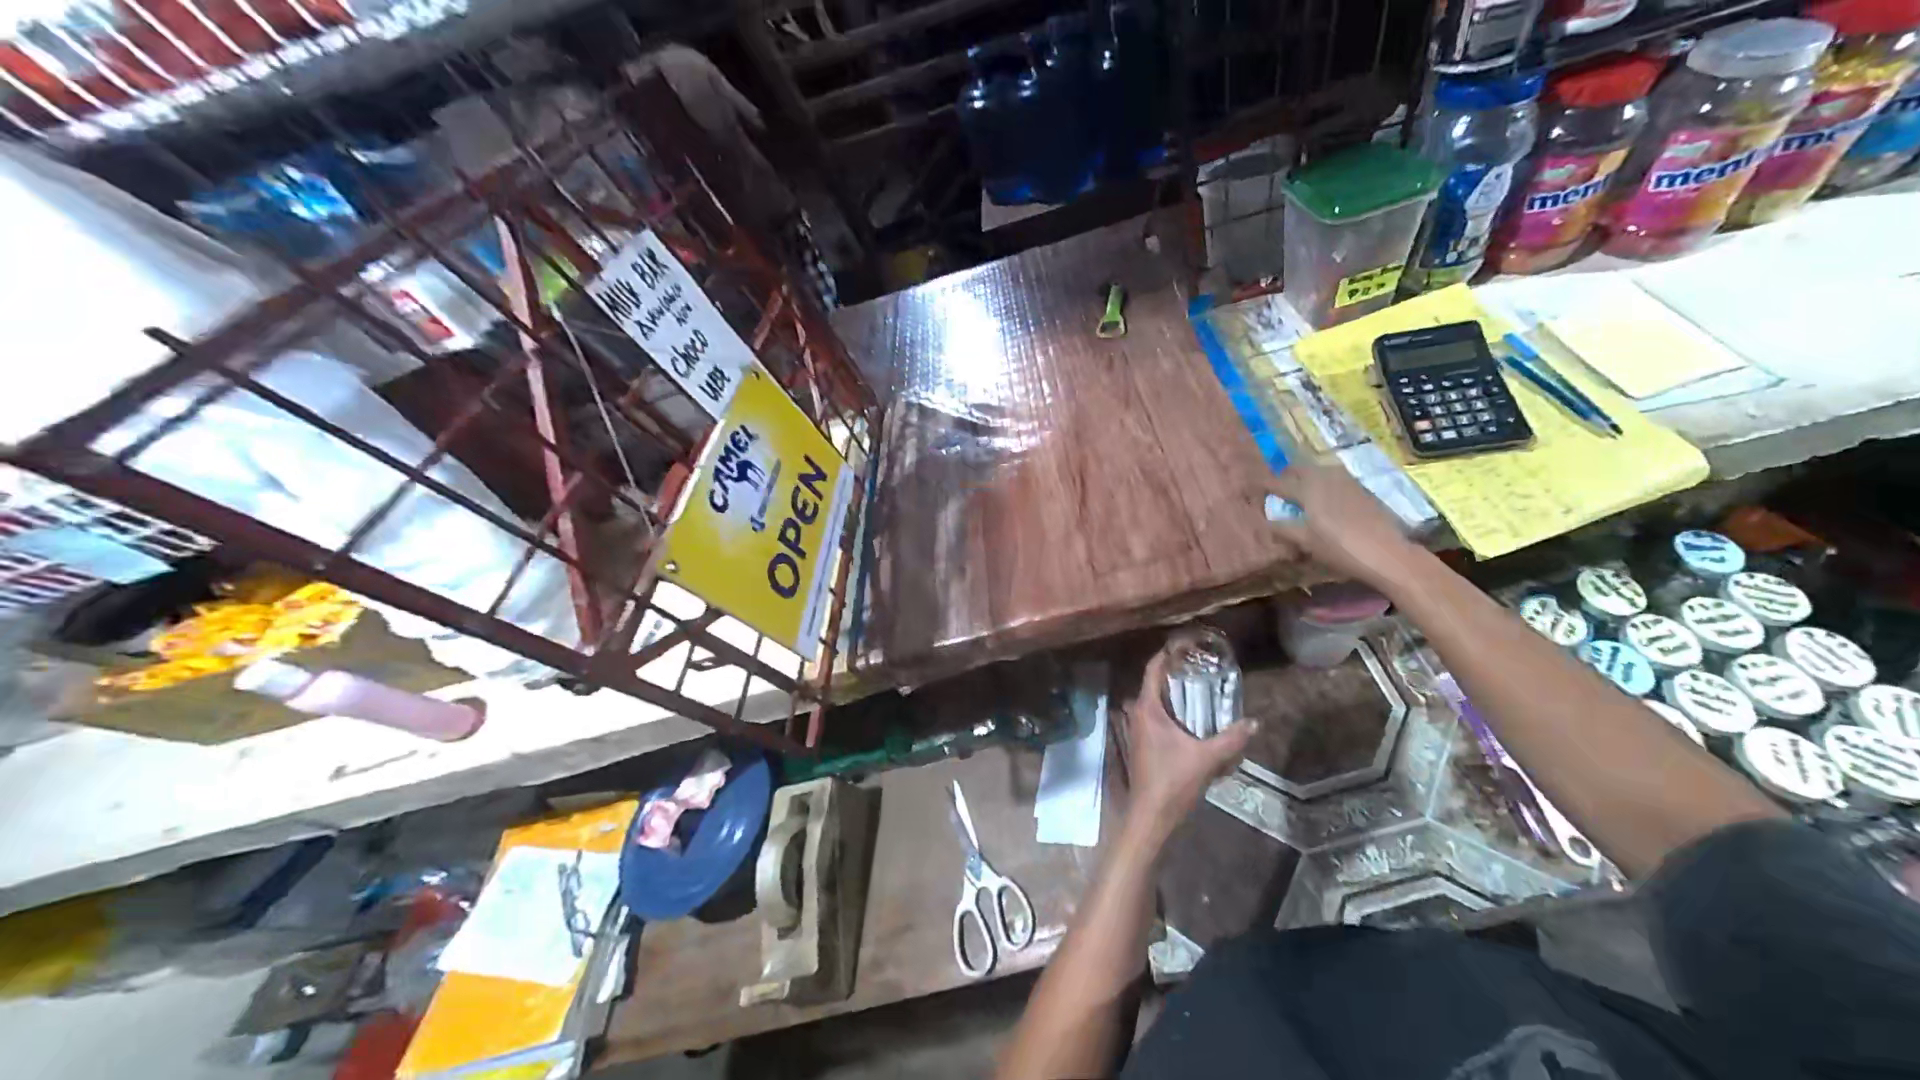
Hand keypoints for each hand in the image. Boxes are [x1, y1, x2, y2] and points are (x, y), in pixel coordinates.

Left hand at [1123, 643, 1254, 837]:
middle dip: (1175, 672)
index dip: (1167, 653)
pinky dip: (1172, 709)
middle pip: (1154, 683)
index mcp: (1147, 709)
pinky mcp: (1142, 742)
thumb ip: (1231, 739)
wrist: (1151, 814)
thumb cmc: (1173, 781)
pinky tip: (1192, 716)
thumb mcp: (1207, 758)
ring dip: (1174, 692)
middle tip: (1201, 664)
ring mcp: (1138, 728)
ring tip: (1201, 685)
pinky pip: (1156, 715)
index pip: (1152, 669)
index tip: (1185, 643)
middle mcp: (1137, 713)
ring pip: (1155, 701)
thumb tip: (1254, 722)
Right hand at [1268, 462, 1429, 593]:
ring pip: (1318, 469)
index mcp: (1307, 490)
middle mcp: (1325, 478)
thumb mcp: (1306, 542)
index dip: (1264, 485)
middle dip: (1286, 475)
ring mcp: (1346, 480)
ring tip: (1301, 491)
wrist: (1386, 552)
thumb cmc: (1340, 548)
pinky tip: (1324, 497)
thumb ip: (1283, 528)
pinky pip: (1334, 477)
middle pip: (1299, 468)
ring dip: (1306, 475)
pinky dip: (1323, 481)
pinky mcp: (1361, 488)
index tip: (1254, 488)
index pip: (1279, 483)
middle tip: (1278, 488)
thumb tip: (1267, 520)